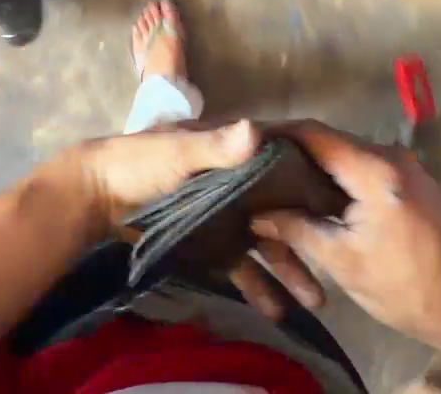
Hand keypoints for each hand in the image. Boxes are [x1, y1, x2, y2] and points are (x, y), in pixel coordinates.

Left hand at [55, 121, 328, 320]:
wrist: (96, 195)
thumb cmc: (137, 161)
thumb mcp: (176, 151)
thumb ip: (216, 146)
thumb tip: (257, 130)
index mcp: (228, 151)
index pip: (279, 162)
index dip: (309, 180)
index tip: (344, 202)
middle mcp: (233, 181)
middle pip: (279, 209)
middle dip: (308, 236)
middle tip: (339, 266)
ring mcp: (222, 214)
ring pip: (263, 241)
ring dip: (287, 268)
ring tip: (316, 301)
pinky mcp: (207, 243)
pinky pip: (238, 264)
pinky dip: (256, 284)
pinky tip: (275, 309)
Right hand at [249, 123, 440, 360]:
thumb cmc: (409, 290)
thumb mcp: (344, 262)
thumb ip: (296, 229)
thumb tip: (254, 214)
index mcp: (375, 170)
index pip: (313, 132)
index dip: (275, 132)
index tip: (242, 142)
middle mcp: (391, 156)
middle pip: (328, 139)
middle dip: (289, 150)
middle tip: (252, 164)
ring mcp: (406, 167)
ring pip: (344, 153)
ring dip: (312, 164)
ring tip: (275, 180)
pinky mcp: (412, 182)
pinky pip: (362, 166)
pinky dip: (335, 176)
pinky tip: (313, 195)